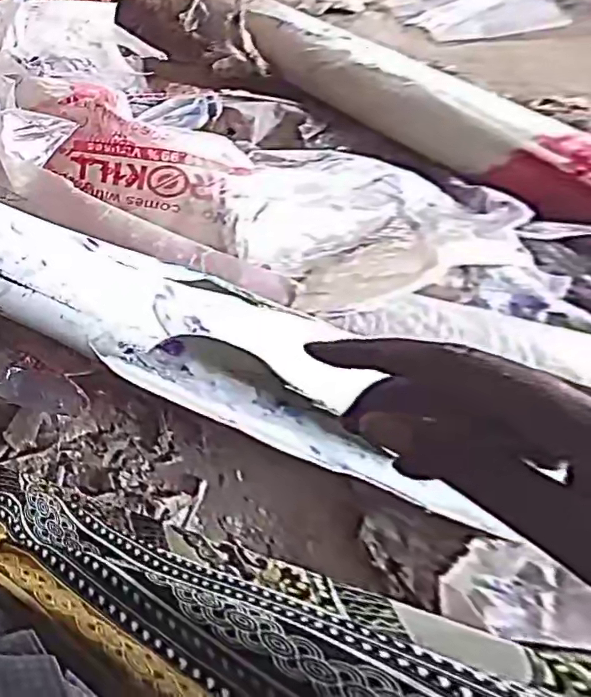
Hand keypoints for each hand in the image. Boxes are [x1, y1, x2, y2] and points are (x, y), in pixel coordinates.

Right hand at [308, 338, 590, 579]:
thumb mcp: (565, 531)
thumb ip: (472, 469)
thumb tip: (383, 423)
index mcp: (583, 418)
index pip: (455, 364)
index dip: (376, 353)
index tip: (319, 352)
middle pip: (476, 383)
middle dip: (406, 400)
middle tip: (360, 426)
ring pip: (503, 403)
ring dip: (445, 423)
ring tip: (412, 457)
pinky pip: (536, 422)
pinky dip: (490, 437)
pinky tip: (470, 464)